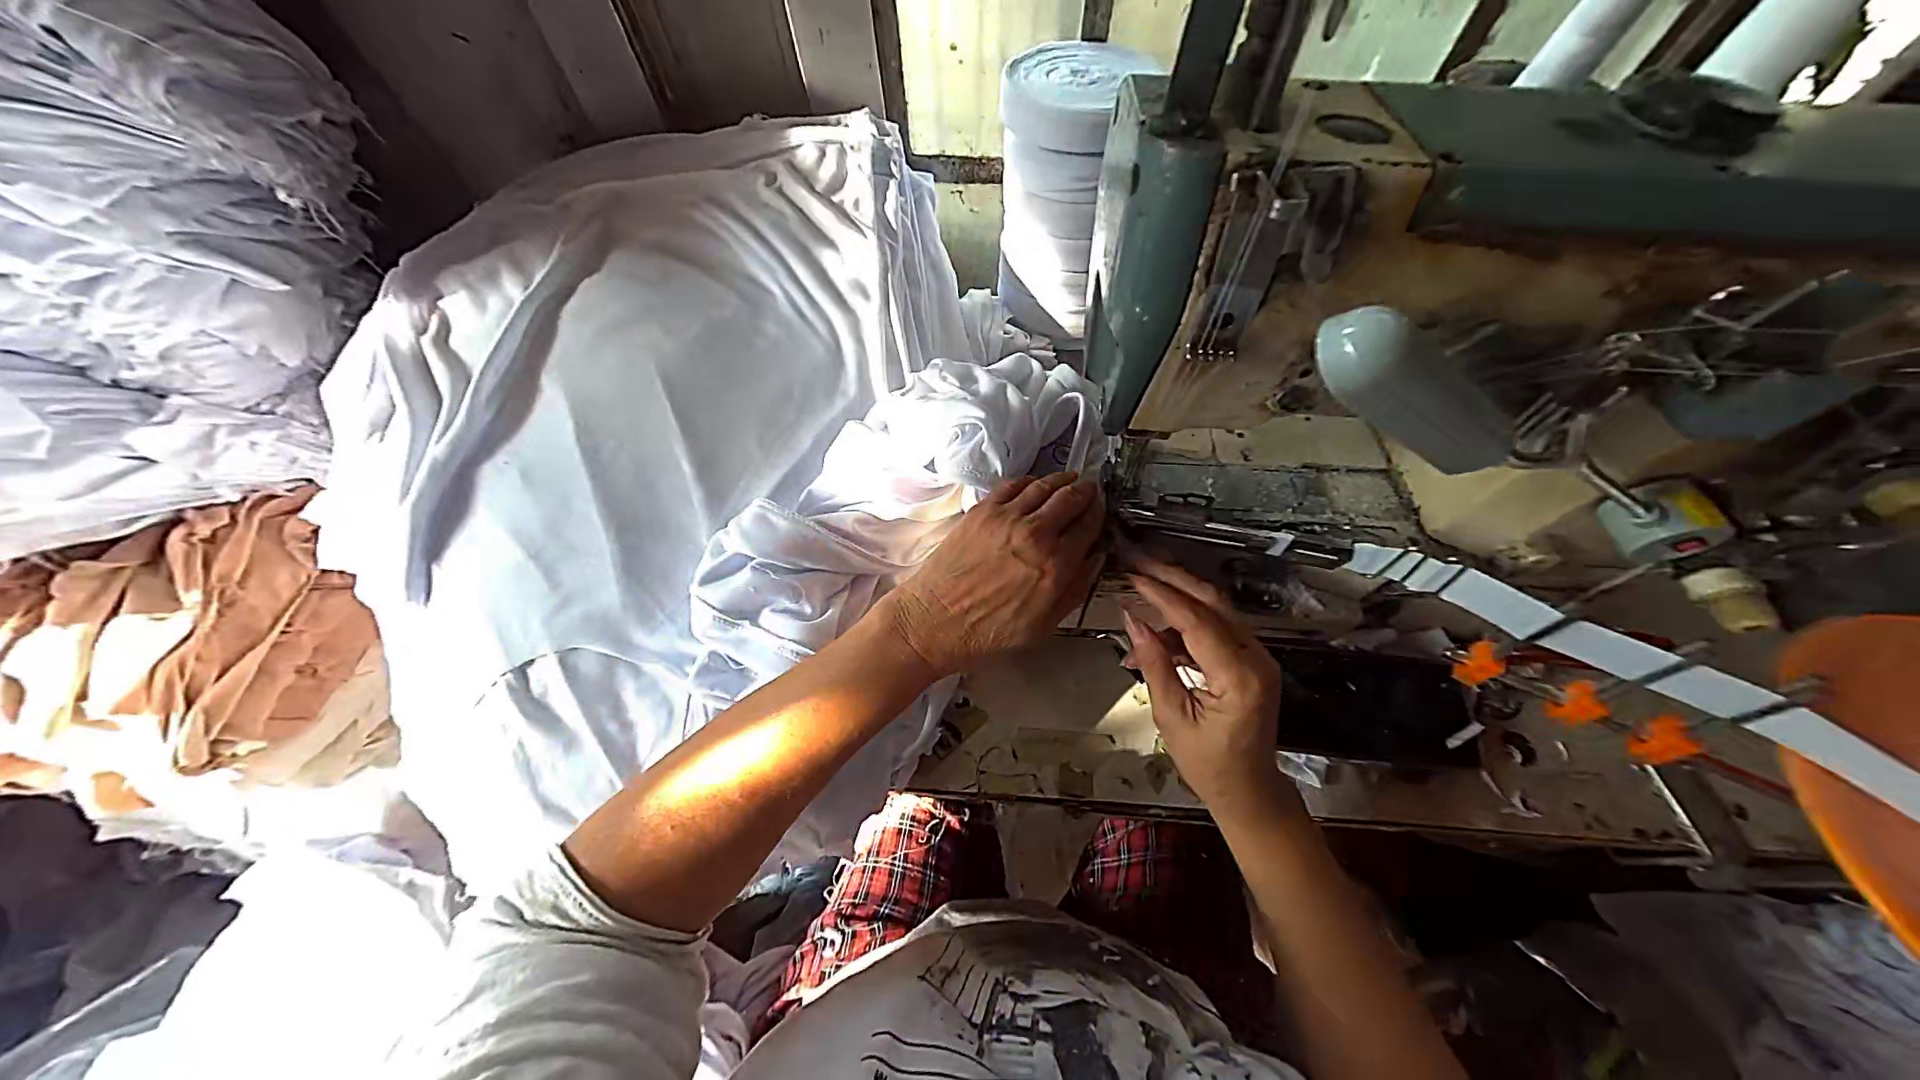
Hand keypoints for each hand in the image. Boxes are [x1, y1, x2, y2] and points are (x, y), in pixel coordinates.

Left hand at [882, 472, 1104, 676]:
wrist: (935, 622)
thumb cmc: (988, 633)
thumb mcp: (1044, 625)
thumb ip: (1075, 589)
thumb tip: (1095, 560)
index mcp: (1056, 565)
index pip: (1089, 525)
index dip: (1099, 514)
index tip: (1101, 510)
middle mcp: (1036, 535)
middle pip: (1072, 498)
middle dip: (1086, 491)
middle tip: (1090, 489)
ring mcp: (1007, 518)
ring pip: (1044, 485)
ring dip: (1062, 480)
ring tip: (1069, 480)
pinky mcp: (982, 511)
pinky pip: (1013, 485)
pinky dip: (1030, 480)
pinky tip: (1034, 484)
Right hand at [1120, 551, 1286, 808]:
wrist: (1248, 787)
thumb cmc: (1208, 763)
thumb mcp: (1171, 716)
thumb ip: (1154, 664)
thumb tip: (1134, 621)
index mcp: (1239, 678)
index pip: (1197, 622)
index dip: (1163, 595)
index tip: (1134, 577)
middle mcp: (1257, 659)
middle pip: (1213, 602)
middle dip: (1172, 578)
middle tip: (1137, 562)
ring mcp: (1258, 656)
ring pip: (1215, 609)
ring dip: (1177, 595)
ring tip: (1140, 585)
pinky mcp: (1251, 659)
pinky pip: (1216, 627)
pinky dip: (1184, 623)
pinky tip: (1154, 631)